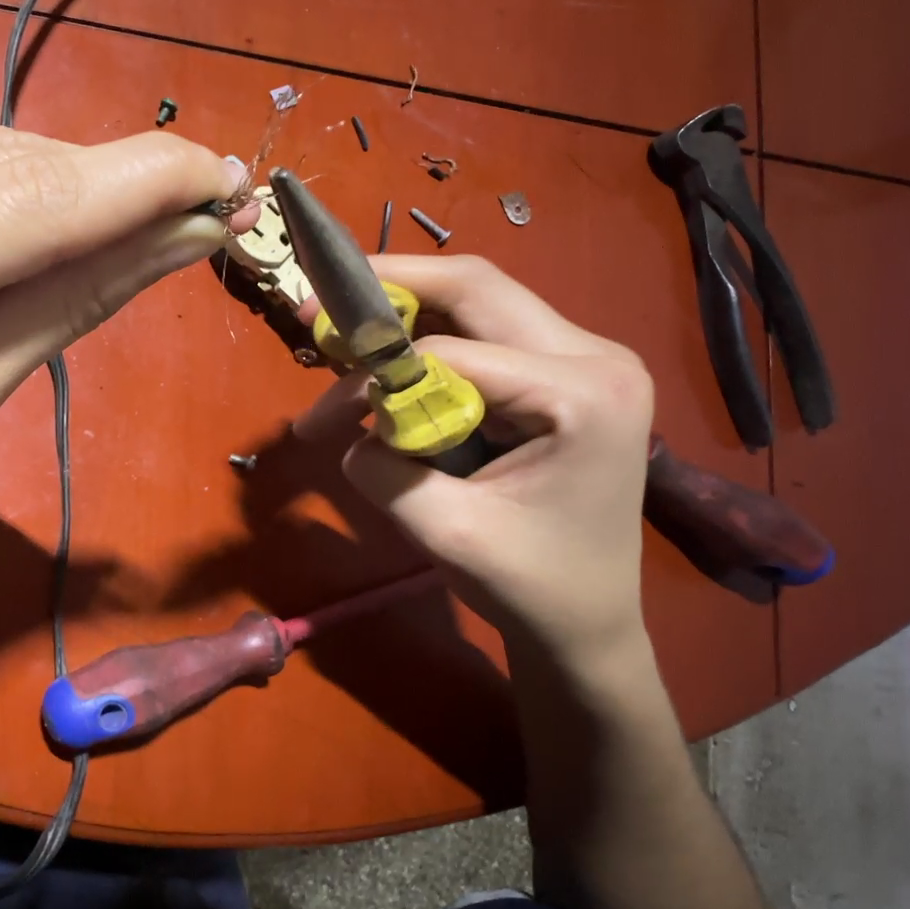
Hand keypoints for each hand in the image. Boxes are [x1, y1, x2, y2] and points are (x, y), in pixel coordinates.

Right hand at [305, 255, 655, 660]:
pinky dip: (424, 344)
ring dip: (403, 317)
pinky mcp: (560, 376)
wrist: (588, 620)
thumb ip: (384, 471)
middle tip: (317, 309)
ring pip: (476, 302)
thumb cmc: (530, 584)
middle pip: (474, 287)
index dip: (373, 375)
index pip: (451, 349)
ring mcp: (582, 360)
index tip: (319, 420)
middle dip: (389, 290)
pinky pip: (481, 336)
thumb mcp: (445, 533)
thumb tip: (352, 435)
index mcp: (580, 392)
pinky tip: (386, 372)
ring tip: (342, 346)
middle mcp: (591, 356)